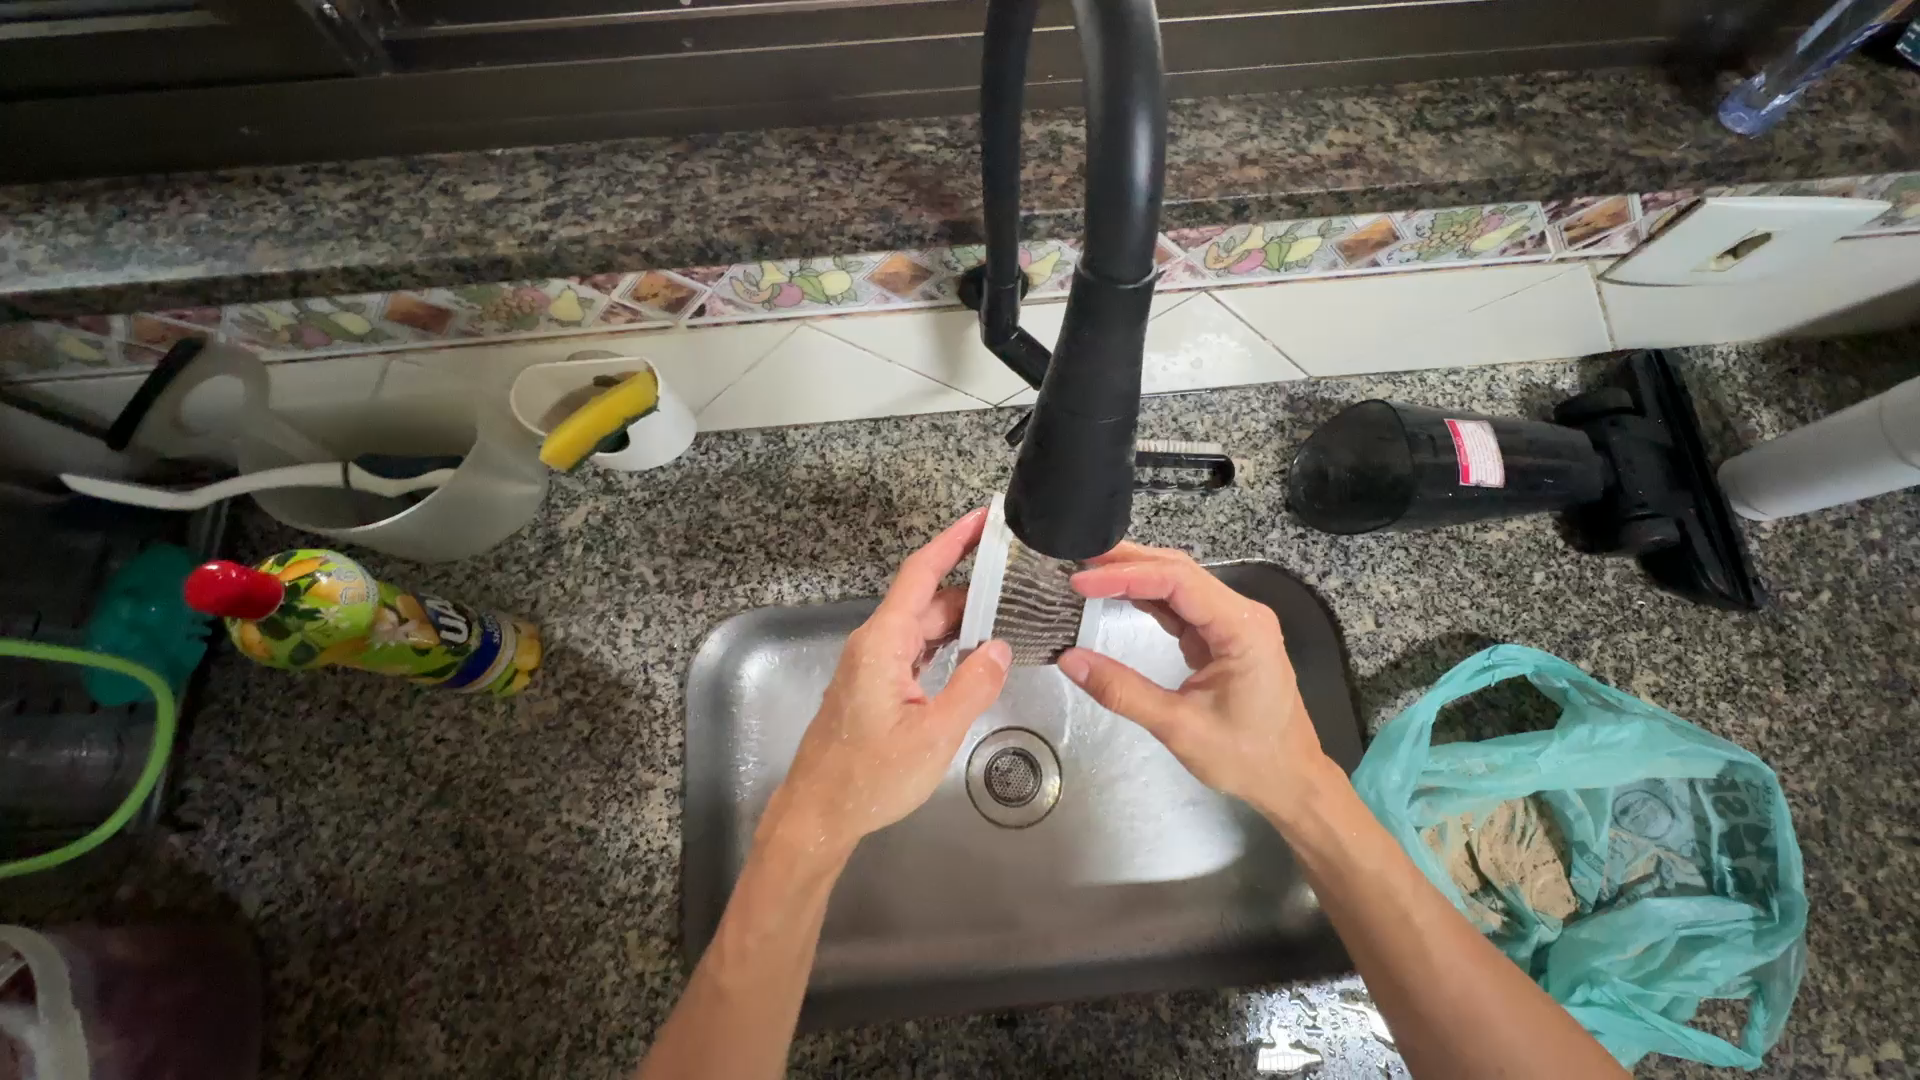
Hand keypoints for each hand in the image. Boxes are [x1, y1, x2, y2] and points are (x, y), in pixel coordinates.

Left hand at [765, 509, 1012, 856]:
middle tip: (1020, 576)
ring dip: (963, 618)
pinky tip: (977, 649)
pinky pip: (917, 650)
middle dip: (972, 585)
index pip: (920, 574)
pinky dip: (948, 644)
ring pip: (923, 627)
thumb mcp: (933, 735)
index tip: (983, 518)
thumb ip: (972, 687)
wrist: (819, 814)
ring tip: (1009, 608)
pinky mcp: (877, 685)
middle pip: (928, 600)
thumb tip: (1002, 647)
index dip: (952, 541)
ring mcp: (874, 665)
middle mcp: (876, 643)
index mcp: (883, 643)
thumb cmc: (871, 777)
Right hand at [1054, 543, 1334, 820]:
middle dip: (1127, 562)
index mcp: (1241, 627)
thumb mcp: (1178, 727)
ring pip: (1178, 583)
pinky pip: (1180, 605)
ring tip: (1089, 571)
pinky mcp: (1221, 635)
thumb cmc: (1245, 757)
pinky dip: (1147, 597)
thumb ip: (1122, 691)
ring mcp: (1232, 622)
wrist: (1291, 780)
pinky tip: (1116, 593)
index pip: (1176, 581)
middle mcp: (1241, 613)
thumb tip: (1069, 660)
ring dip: (1135, 575)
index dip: (1125, 575)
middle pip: (1178, 570)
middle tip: (1078, 559)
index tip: (1081, 580)